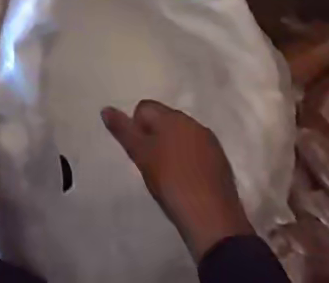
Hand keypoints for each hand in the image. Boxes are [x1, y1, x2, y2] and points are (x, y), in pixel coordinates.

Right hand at [103, 100, 254, 260]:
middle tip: (150, 161)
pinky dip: (188, 160)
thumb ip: (122, 129)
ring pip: (182, 136)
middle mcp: (194, 124)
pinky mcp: (223, 164)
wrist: (212, 220)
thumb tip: (106, 109)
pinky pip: (197, 152)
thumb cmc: (170, 180)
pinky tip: (186, 180)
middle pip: (164, 120)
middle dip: (154, 135)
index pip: (144, 108)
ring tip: (168, 172)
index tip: (139, 151)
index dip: (136, 127)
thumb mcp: (139, 154)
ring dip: (172, 147)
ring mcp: (212, 144)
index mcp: (173, 117)